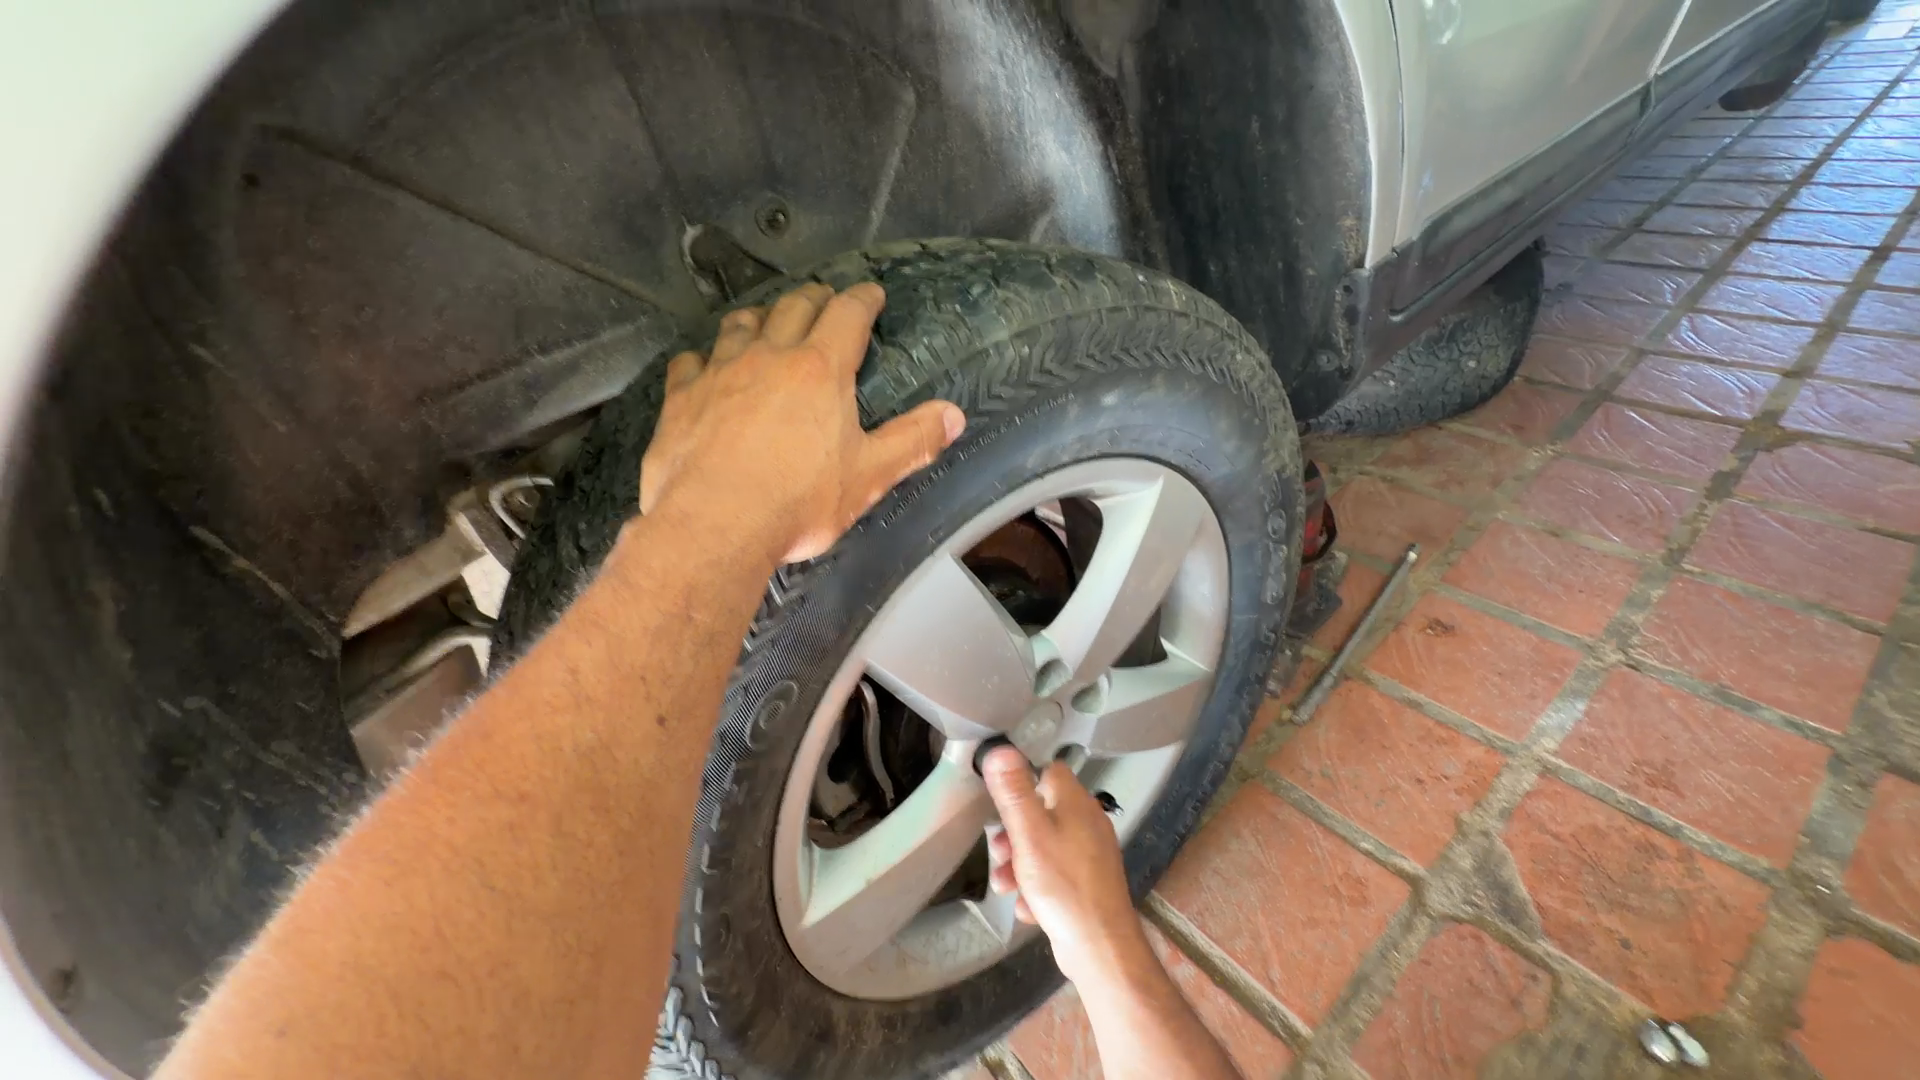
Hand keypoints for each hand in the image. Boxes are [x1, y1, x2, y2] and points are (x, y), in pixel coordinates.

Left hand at [639, 283, 964, 563]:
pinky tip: (705, 367)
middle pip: (793, 307)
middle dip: (814, 298)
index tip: (871, 293)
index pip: (847, 315)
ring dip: (760, 317)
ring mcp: (720, 373)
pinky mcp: (682, 398)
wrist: (715, 525)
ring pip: (740, 325)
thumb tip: (954, 415)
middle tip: (824, 300)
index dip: (863, 299)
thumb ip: (913, 441)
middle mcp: (769, 357)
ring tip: (767, 322)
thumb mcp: (869, 475)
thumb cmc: (799, 501)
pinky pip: (690, 361)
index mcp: (820, 370)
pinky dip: (703, 358)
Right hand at [981, 747, 1152, 984]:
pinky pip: (1055, 873)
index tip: (1001, 803)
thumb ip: (1014, 793)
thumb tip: (1001, 749)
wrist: (1101, 947)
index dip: (1023, 782)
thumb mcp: (1029, 834)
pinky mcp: (1088, 882)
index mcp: (1076, 802)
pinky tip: (1029, 908)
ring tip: (1006, 886)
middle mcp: (1087, 822)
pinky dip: (1038, 887)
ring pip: (1044, 846)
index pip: (1048, 771)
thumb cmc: (1062, 884)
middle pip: (1041, 812)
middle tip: (999, 854)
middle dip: (1013, 834)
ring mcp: (1090, 854)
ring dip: (1020, 864)